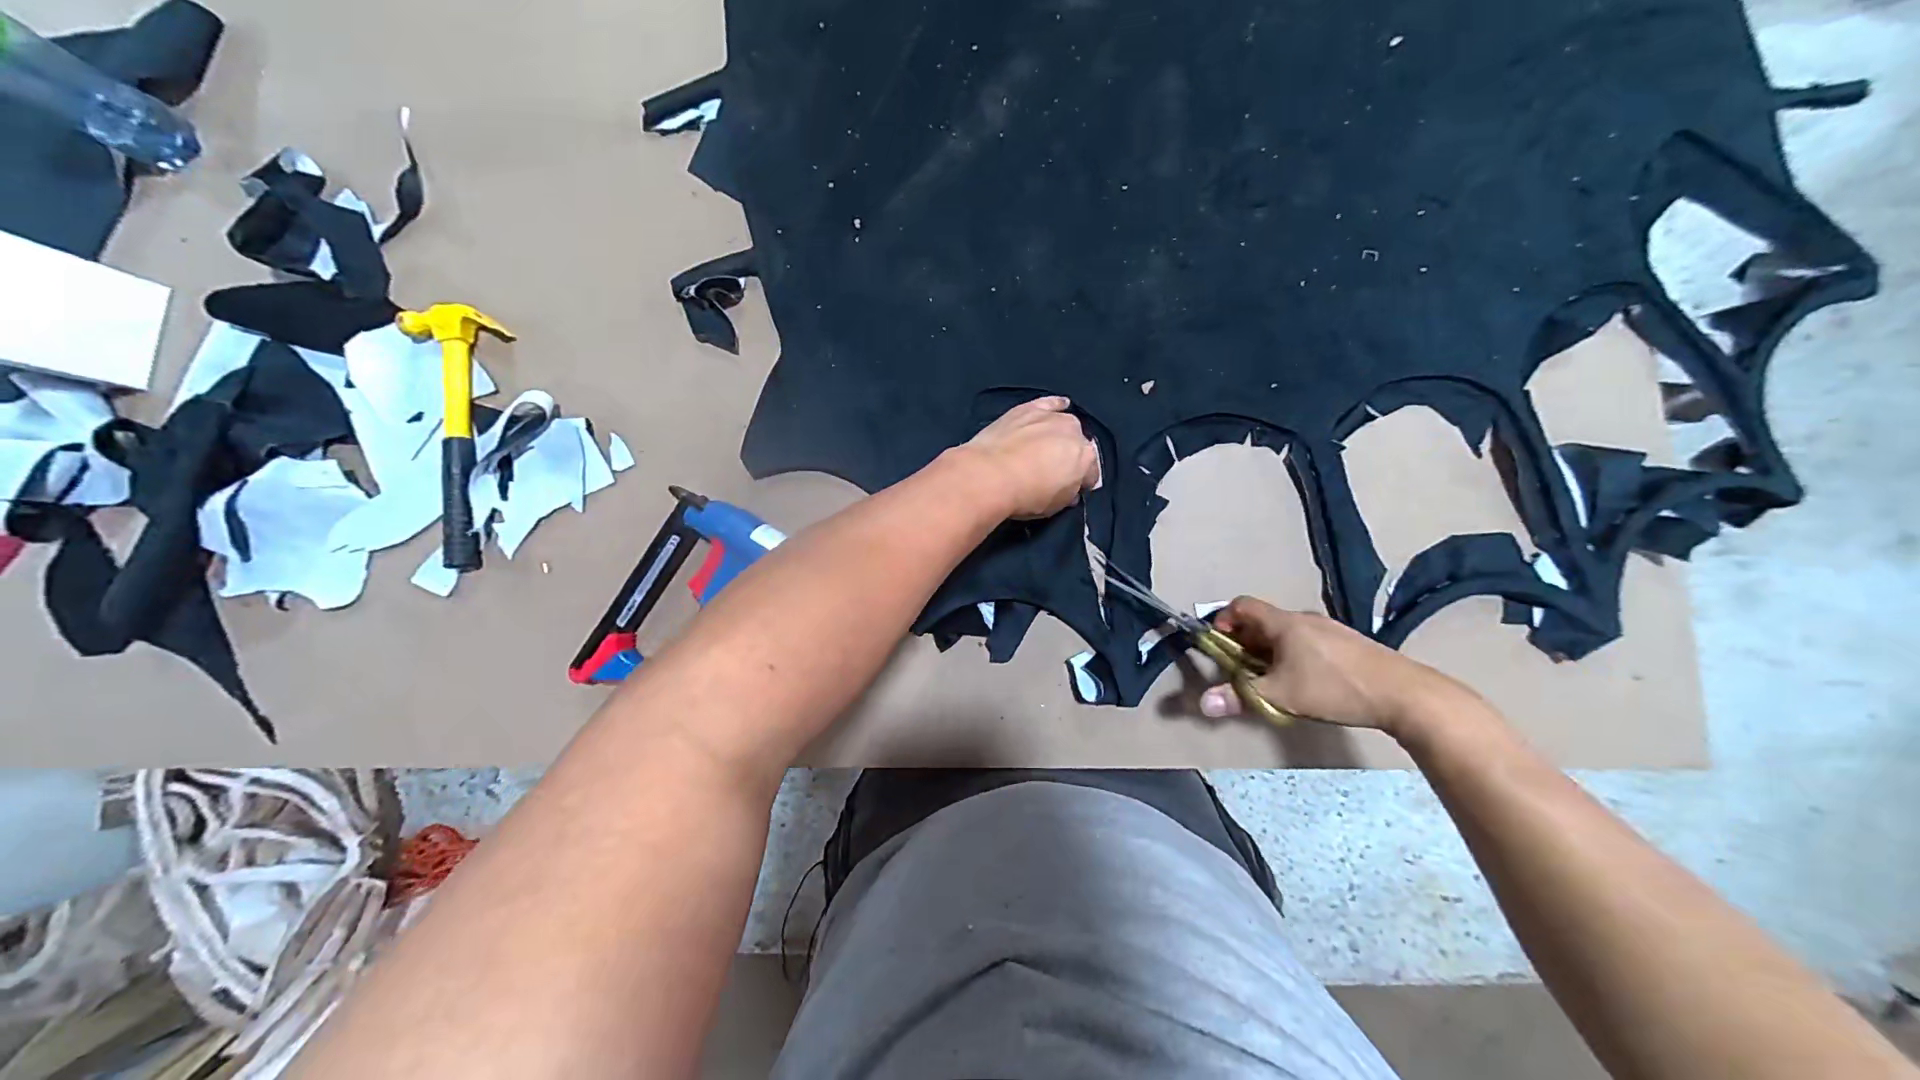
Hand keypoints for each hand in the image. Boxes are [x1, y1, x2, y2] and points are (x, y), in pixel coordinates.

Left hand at [950, 396, 1101, 519]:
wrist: (990, 475)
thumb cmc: (1024, 495)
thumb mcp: (1053, 506)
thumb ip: (1067, 495)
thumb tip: (1070, 492)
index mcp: (1085, 458)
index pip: (1091, 473)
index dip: (1082, 483)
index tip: (1073, 490)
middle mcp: (1074, 432)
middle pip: (1078, 445)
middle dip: (1071, 457)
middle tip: (1054, 470)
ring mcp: (1051, 417)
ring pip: (1065, 424)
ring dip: (1061, 434)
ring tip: (1051, 445)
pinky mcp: (1029, 409)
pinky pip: (1050, 403)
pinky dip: (1055, 405)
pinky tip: (1060, 405)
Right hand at [1199, 597, 1469, 735]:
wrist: (1404, 695)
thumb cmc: (1335, 688)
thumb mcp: (1281, 696)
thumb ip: (1240, 696)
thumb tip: (1203, 704)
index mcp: (1284, 623)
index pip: (1242, 605)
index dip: (1223, 620)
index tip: (1218, 644)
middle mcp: (1304, 619)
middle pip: (1262, 621)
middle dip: (1244, 642)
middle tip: (1239, 668)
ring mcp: (1329, 630)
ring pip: (1286, 633)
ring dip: (1269, 650)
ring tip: (1270, 678)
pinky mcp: (1348, 645)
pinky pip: (1307, 641)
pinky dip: (1293, 655)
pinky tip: (1304, 682)